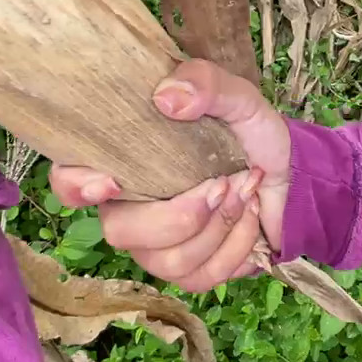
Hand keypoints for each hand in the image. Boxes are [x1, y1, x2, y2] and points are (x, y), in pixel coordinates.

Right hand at [50, 60, 289, 292]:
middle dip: (180, 215)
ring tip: (245, 189)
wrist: (290, 171)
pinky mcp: (192, 271)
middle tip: (222, 183)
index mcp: (129, 163)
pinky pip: (202, 277)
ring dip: (219, 225)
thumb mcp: (238, 96)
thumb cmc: (251, 133)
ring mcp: (158, 245)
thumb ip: (206, 84)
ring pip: (167, 261)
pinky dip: (238, 243)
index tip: (108, 182)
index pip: (71, 180)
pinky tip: (251, 213)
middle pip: (121, 232)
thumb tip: (166, 98)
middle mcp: (132, 208)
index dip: (75, 186)